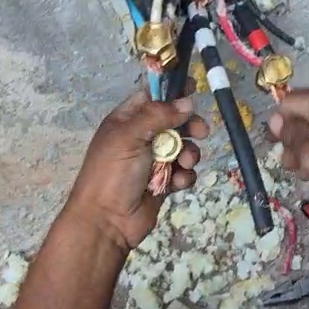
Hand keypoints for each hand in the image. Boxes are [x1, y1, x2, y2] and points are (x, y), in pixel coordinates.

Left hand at [62, 87, 208, 251]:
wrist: (107, 221)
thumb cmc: (112, 173)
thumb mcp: (130, 136)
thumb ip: (158, 115)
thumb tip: (188, 102)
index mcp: (127, 121)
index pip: (152, 96)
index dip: (172, 91)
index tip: (194, 87)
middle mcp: (141, 137)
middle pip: (174, 121)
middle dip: (190, 126)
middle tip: (201, 132)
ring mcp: (154, 160)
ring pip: (183, 147)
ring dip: (189, 154)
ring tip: (185, 164)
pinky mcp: (164, 181)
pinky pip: (183, 171)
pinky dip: (184, 175)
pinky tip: (177, 183)